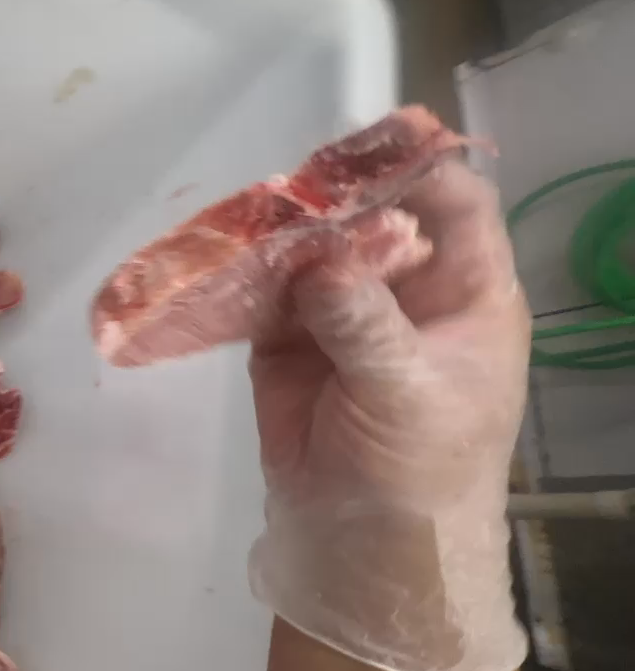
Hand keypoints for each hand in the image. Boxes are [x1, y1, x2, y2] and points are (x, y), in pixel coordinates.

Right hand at [247, 160, 530, 670]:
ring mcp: (334, 311)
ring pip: (300, 253)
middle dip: (321, 199)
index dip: (412, 170)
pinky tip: (206, 264)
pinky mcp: (281, 336)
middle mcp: (399, 291)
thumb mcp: (407, 392)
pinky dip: (231, 278)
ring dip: (266, 236)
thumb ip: (365, 322)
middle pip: (362, 221)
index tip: (361, 142)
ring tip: (228, 219)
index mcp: (463, 295)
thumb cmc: (417, 463)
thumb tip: (320, 257)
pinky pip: (256, 292)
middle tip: (274, 187)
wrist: (356, 528)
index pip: (451, 209)